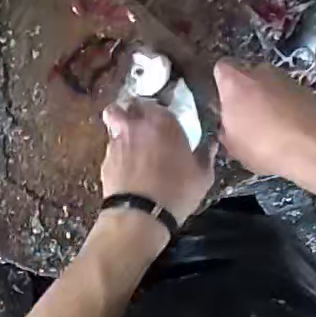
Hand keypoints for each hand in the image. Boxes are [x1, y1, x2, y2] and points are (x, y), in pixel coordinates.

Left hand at [100, 98, 214, 220]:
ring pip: (115, 127)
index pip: (155, 103)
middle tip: (143, 128)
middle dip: (132, 113)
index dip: (158, 112)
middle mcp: (136, 126)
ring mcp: (117, 142)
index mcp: (163, 122)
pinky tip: (128, 172)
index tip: (165, 123)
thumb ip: (206, 155)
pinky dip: (118, 156)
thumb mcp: (202, 176)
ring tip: (134, 152)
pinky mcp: (104, 161)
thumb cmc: (177, 191)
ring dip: (123, 134)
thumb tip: (211, 144)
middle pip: (126, 106)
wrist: (140, 214)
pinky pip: (111, 151)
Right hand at [214, 59, 315, 194]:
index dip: (221, 83)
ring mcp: (285, 77)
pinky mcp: (305, 87)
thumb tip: (227, 123)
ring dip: (267, 99)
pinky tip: (288, 128)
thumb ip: (226, 128)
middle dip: (245, 92)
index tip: (222, 101)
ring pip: (268, 84)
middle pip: (246, 75)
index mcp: (234, 81)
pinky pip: (287, 94)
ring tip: (270, 126)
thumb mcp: (233, 146)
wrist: (315, 146)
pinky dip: (285, 106)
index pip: (221, 68)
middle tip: (245, 117)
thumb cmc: (264, 145)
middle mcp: (259, 70)